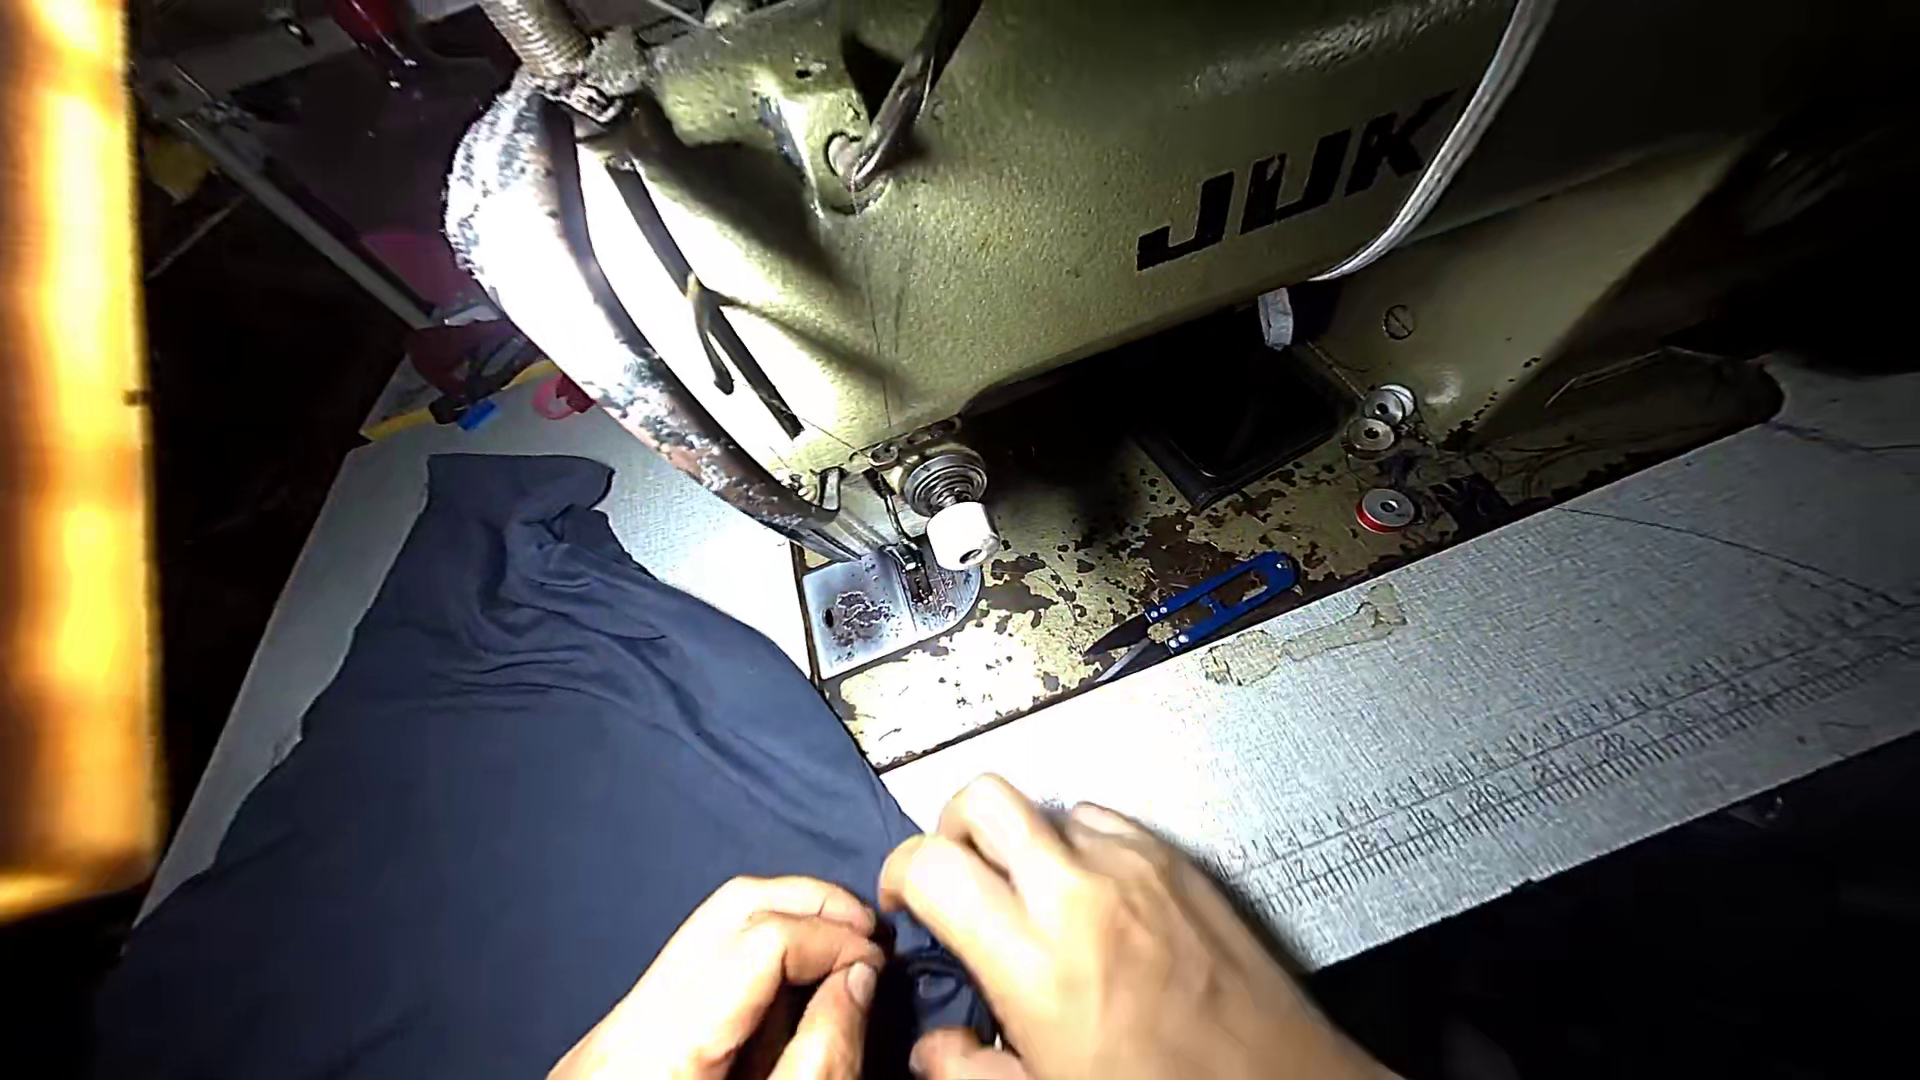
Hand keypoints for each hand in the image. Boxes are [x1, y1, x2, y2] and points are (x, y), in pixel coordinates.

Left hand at [548, 876, 883, 1079]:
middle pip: (732, 906)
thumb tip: (860, 970)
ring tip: (841, 952)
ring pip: (719, 923)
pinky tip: (796, 991)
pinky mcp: (623, 1043)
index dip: (830, 934)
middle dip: (812, 904)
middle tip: (865, 933)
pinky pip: (706, 965)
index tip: (877, 959)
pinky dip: (763, 958)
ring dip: (791, 921)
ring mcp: (614, 1030)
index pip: (759, 938)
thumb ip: (823, 1055)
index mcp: (649, 1054)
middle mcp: (620, 1024)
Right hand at [879, 776, 1393, 1079]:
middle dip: (955, 825)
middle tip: (962, 872)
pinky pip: (1099, 820)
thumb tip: (927, 1042)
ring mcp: (1129, 858)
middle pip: (985, 797)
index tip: (905, 896)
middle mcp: (1077, 889)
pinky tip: (1098, 895)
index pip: (934, 866)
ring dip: (1023, 844)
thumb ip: (972, 1074)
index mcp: (1036, 962)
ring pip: (1043, 808)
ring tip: (1038, 895)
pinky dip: (1078, 846)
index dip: (900, 869)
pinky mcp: (1170, 852)